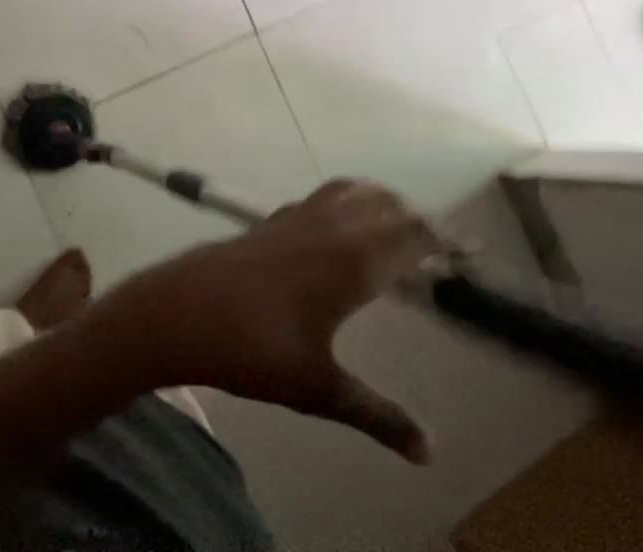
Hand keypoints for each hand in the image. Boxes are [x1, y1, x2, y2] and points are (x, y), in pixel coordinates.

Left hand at [87, 178, 440, 462]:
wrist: (176, 313)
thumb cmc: (252, 351)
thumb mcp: (319, 389)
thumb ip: (377, 416)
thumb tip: (429, 452)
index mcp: (355, 263)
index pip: (415, 236)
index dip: (445, 243)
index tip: (467, 259)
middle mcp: (333, 228)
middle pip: (391, 207)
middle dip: (420, 223)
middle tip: (438, 252)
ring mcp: (299, 217)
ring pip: (356, 192)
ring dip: (384, 204)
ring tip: (398, 231)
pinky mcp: (271, 219)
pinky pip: (324, 197)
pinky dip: (348, 201)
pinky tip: (340, 231)